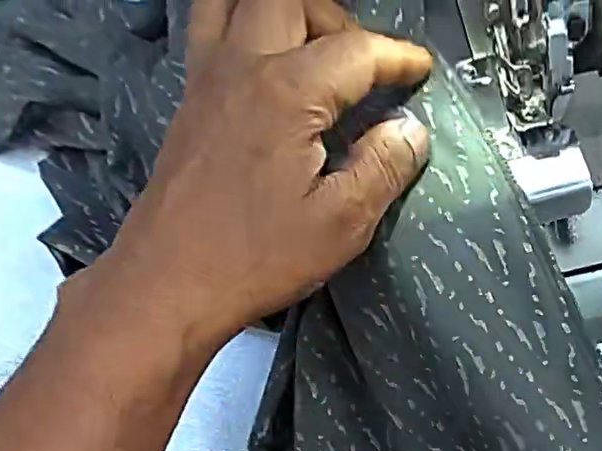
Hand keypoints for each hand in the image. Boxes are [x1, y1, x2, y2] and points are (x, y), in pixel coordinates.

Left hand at [87, 0, 433, 350]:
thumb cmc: (265, 254)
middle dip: (341, 22)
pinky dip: (248, 20)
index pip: (353, 51)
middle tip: (371, 65)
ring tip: (322, 52)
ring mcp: (208, 74)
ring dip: (291, 12)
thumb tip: (412, 129)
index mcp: (287, 94)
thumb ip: (382, 168)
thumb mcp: (343, 223)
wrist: (177, 273)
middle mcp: (242, 64)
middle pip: (292, 1)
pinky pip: (214, 22)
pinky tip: (271, 60)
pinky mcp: (192, 94)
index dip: (396, 56)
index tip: (424, 68)